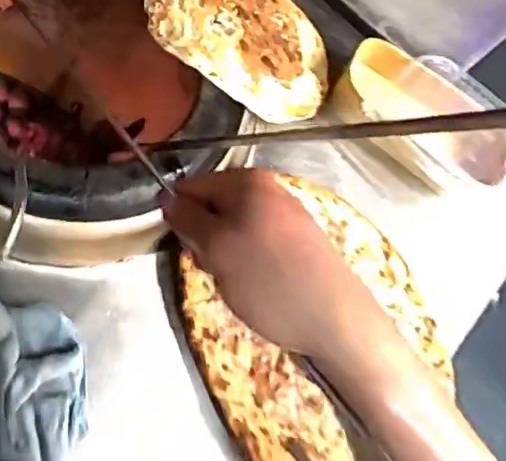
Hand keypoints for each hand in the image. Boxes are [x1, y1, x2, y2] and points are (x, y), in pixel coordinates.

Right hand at [161, 168, 400, 364]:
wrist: (340, 324)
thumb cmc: (270, 281)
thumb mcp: (216, 249)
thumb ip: (186, 219)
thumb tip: (164, 197)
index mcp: (246, 180)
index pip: (191, 186)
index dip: (180, 216)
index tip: (186, 248)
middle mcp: (267, 187)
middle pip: (213, 207)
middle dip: (206, 239)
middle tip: (215, 269)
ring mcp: (286, 212)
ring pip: (234, 228)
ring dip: (227, 254)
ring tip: (240, 283)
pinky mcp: (300, 240)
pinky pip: (258, 243)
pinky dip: (250, 264)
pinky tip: (261, 288)